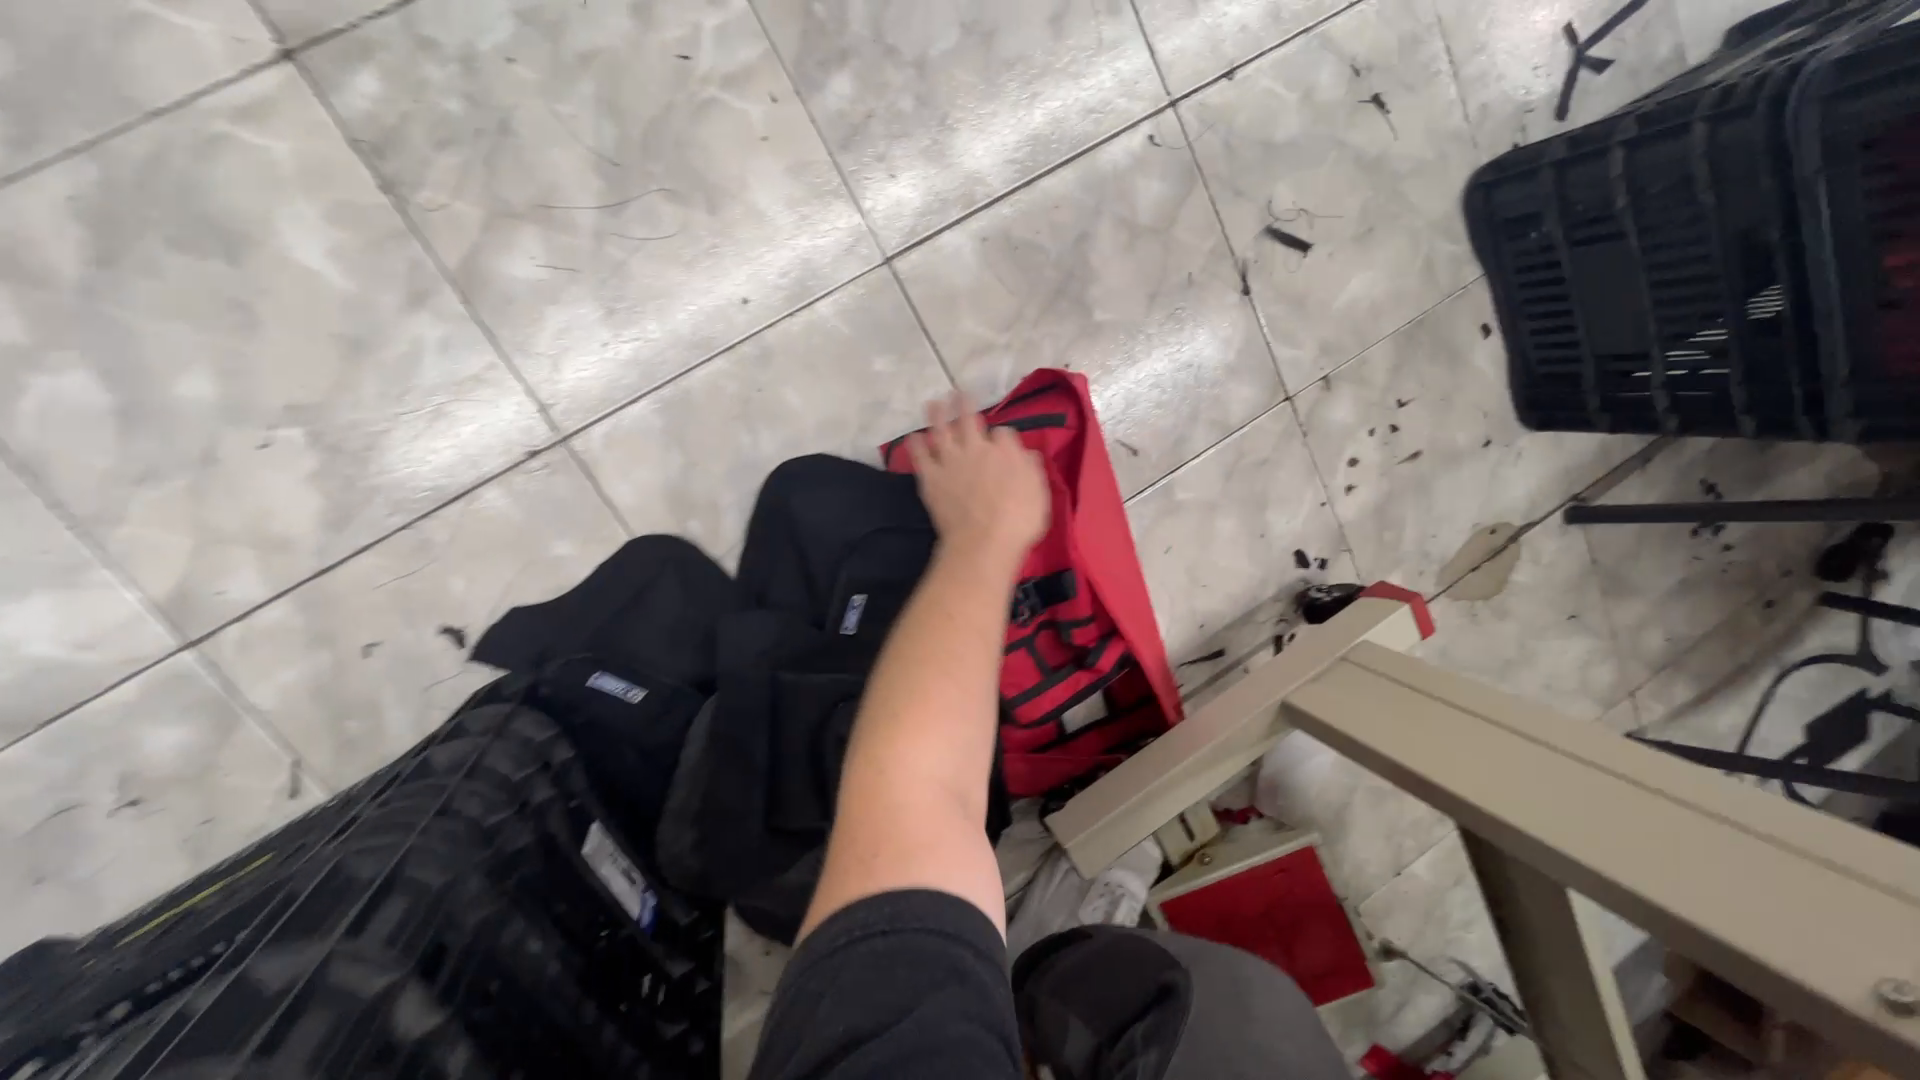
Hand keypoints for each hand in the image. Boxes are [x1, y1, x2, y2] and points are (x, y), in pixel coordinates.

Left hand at [908, 393, 1049, 568]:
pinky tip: (913, 437)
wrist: (984, 541)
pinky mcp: (931, 478)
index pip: (1003, 433)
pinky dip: (916, 445)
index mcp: (1005, 452)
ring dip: (937, 415)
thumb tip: (1026, 453)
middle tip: (958, 392)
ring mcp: (951, 462)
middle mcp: (976, 449)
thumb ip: (1031, 469)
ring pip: (941, 431)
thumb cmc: (1019, 521)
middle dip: (964, 404)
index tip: (1000, 439)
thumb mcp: (1039, 493)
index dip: (1001, 435)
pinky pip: (920, 457)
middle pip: (968, 420)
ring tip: (933, 403)